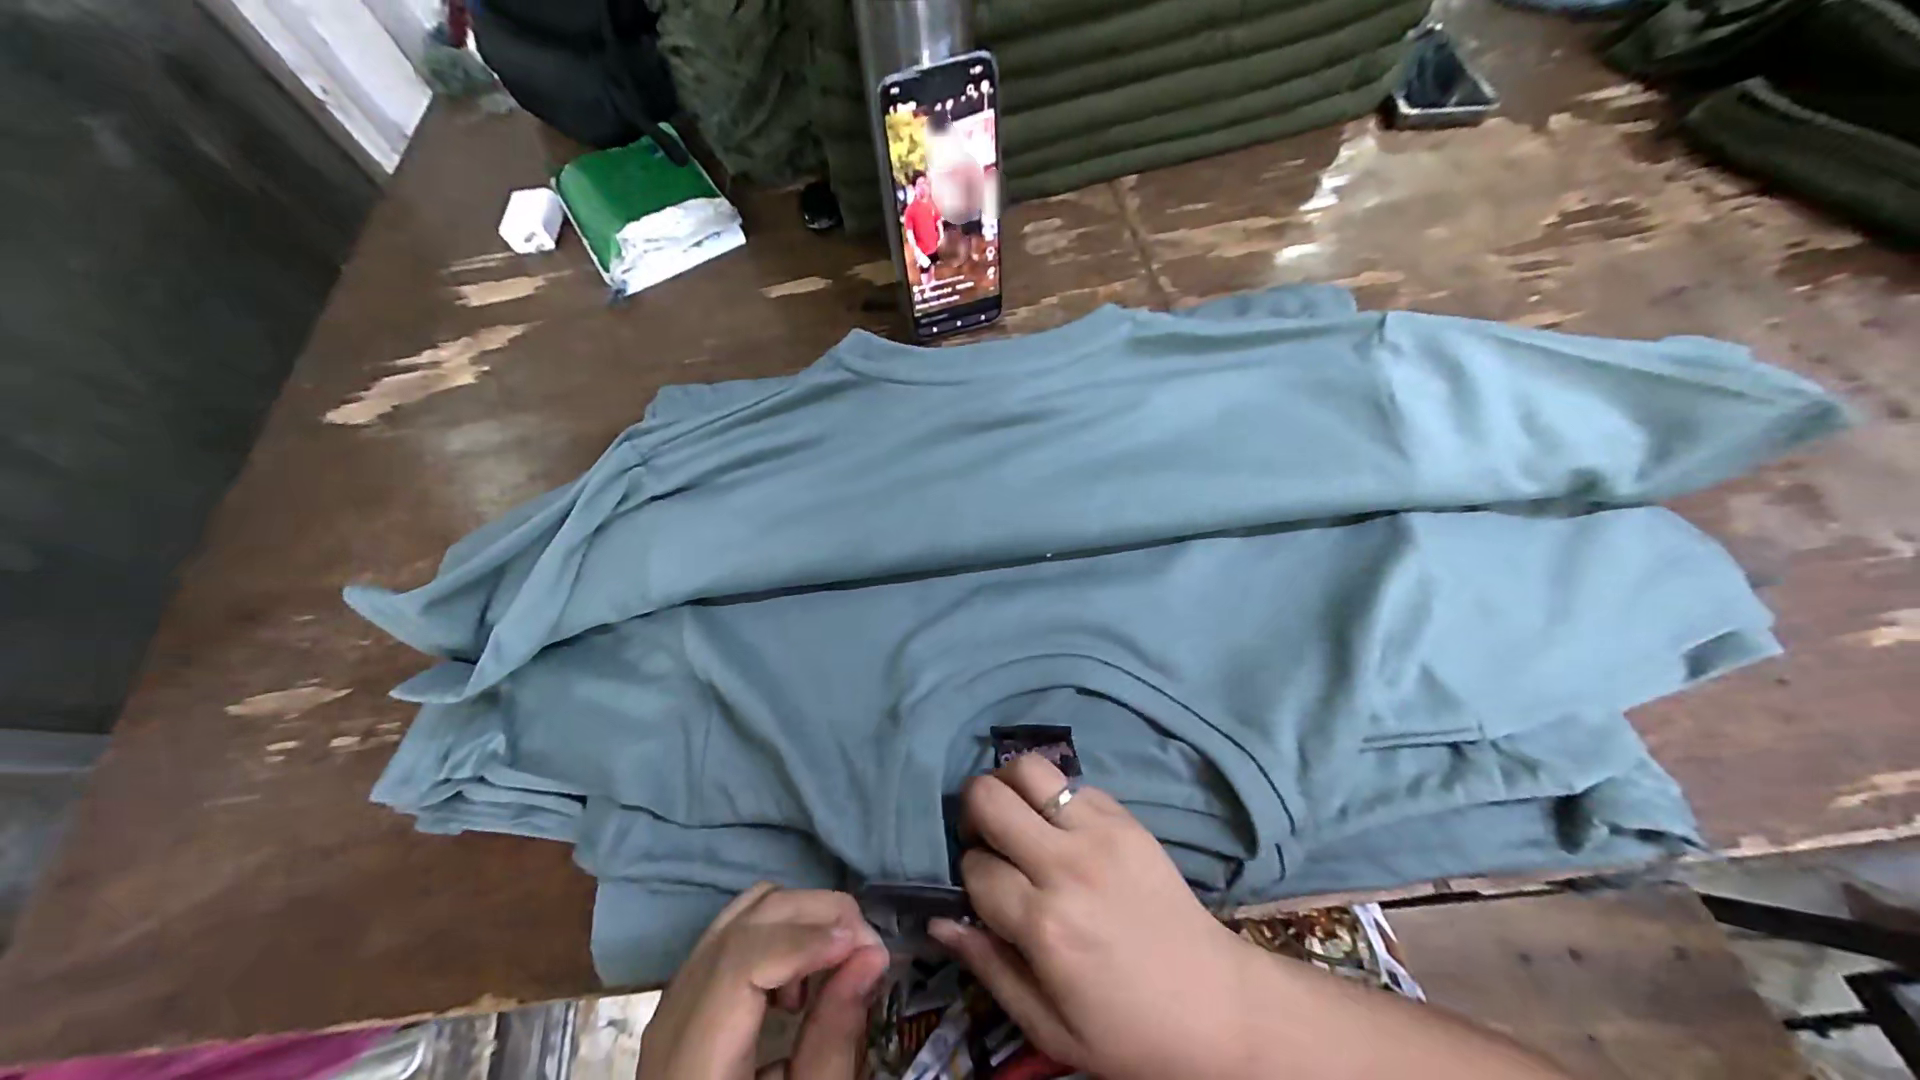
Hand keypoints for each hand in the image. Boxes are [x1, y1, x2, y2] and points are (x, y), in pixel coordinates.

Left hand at [638, 883, 890, 1079]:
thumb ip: (833, 1038)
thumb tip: (872, 956)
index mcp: (693, 1057)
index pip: (741, 959)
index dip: (807, 941)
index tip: (866, 948)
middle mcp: (673, 1010)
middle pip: (748, 918)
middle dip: (819, 918)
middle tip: (867, 950)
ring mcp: (676, 993)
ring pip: (745, 910)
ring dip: (801, 920)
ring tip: (832, 966)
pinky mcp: (689, 989)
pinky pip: (737, 927)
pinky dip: (781, 930)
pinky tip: (798, 980)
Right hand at [928, 754, 1269, 1079]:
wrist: (1218, 1006)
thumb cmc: (1128, 1030)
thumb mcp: (1048, 1025)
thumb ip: (988, 966)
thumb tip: (938, 918)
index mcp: (1044, 924)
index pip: (974, 866)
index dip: (968, 876)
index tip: (982, 892)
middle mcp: (1067, 865)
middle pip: (989, 797)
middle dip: (973, 814)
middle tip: (985, 839)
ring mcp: (1101, 832)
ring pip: (1028, 769)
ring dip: (1008, 788)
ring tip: (1015, 819)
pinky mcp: (1127, 819)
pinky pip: (1071, 783)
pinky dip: (1052, 797)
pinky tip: (1060, 828)